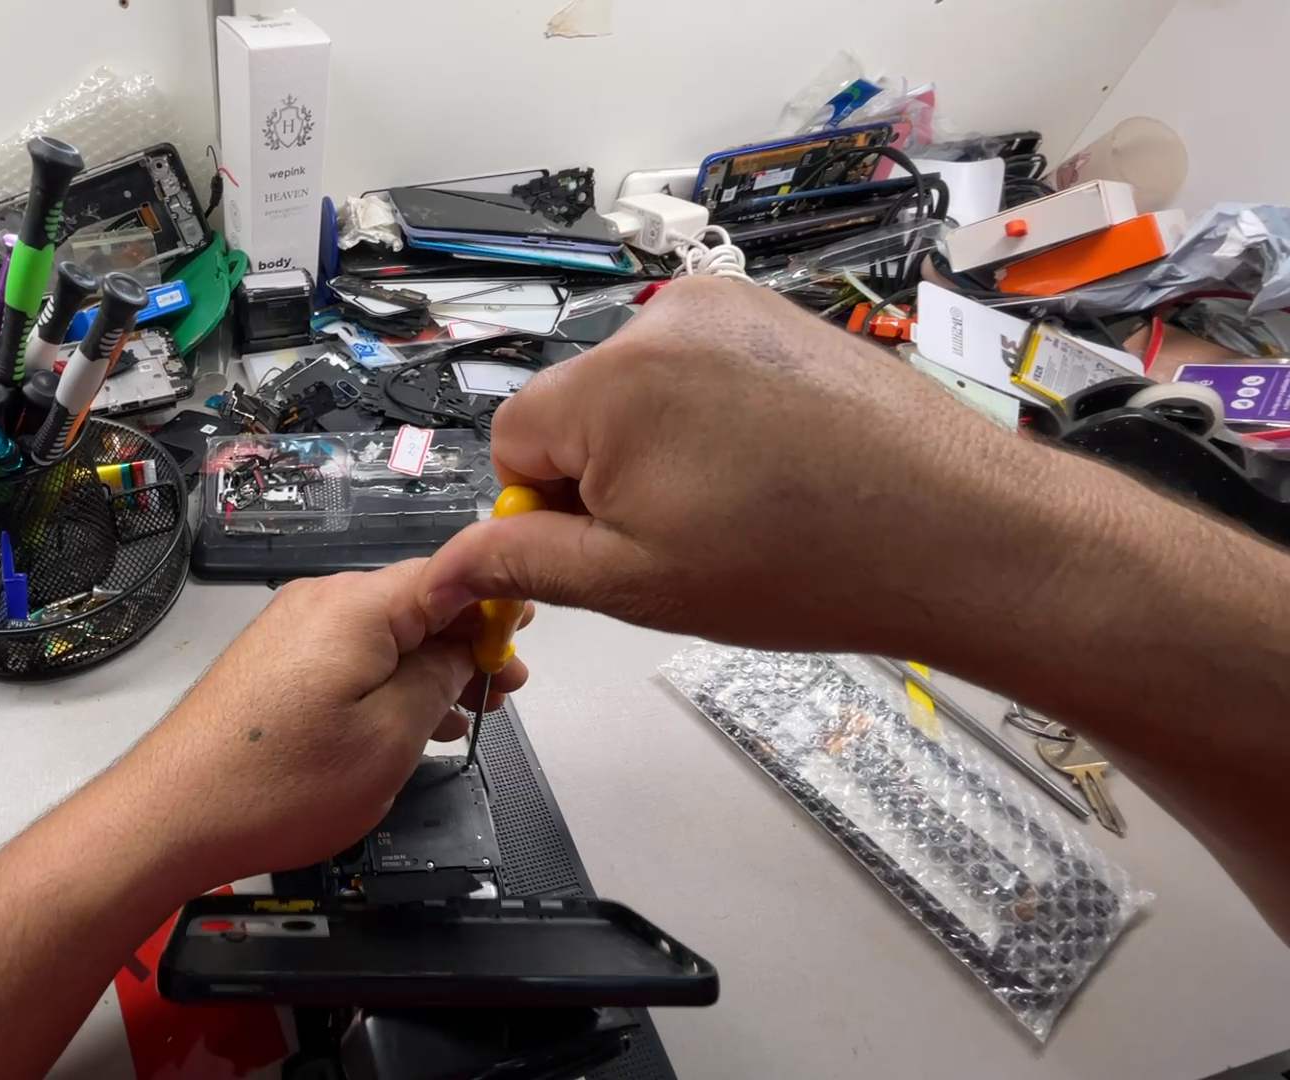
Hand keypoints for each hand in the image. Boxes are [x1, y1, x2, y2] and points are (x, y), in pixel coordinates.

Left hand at [109, 560, 529, 890]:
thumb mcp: (388, 738)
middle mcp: (320, 601)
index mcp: (355, 606)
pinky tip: (410, 717)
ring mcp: (292, 628)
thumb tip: (463, 648)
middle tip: (505, 689)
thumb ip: (438, 679)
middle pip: (414, 605)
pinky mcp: (277, 658)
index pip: (447, 578)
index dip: (493, 604)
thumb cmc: (279, 784)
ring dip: (428, 666)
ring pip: (382, 634)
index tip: (525, 636)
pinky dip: (387, 678)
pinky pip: (349, 654)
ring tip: (467, 710)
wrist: (170, 813)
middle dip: (465, 644)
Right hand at [419, 275, 1033, 654]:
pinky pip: (678, 363)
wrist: (966, 534)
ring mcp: (718, 303)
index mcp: (609, 384)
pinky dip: (690, 412)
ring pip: (620, 389)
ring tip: (723, 493)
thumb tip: (442, 568)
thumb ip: (518, 563)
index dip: (543, 500)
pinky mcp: (762, 307)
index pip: (509, 438)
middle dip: (595, 472)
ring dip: (642, 443)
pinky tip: (752, 453)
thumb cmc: (791, 568)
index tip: (606, 538)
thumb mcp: (627, 581)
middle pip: (566, 409)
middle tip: (671, 526)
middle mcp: (656, 319)